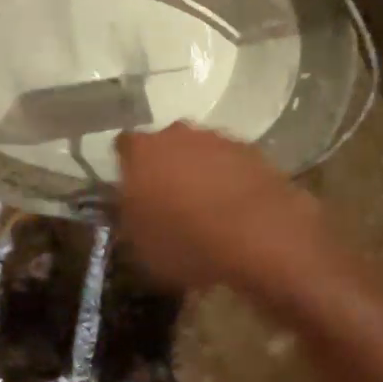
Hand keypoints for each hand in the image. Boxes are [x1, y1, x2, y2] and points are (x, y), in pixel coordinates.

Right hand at [114, 122, 327, 291]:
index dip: (127, 166)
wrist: (259, 234)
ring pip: (200, 150)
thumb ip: (130, 221)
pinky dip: (231, 177)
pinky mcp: (250, 149)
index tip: (132, 189)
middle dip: (166, 165)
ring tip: (208, 207)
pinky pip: (231, 161)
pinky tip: (238, 207)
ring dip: (200, 170)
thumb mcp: (141, 247)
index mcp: (141, 152)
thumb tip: (131, 212)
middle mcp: (176, 133)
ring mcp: (216, 138)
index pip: (123, 146)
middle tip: (170, 199)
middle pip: (164, 144)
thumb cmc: (187, 241)